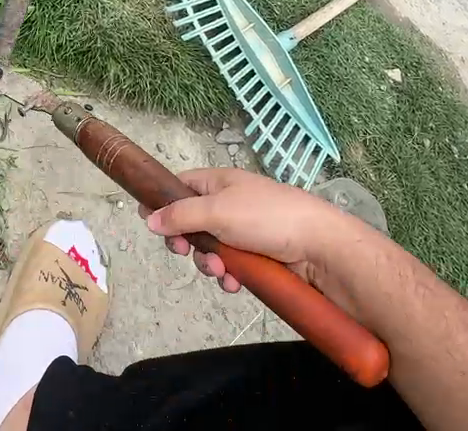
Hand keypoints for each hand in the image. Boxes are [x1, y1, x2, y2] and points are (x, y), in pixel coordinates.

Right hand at [141, 168, 365, 295]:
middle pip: (191, 222)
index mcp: (218, 183)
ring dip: (209, 263)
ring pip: (210, 248)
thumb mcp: (216, 211)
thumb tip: (147, 219)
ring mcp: (243, 231)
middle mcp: (228, 203)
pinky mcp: (257, 256)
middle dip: (186, 241)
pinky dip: (228, 276)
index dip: (162, 203)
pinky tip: (235, 284)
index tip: (149, 223)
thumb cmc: (266, 217)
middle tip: (185, 252)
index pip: (180, 186)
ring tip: (221, 273)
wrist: (320, 247)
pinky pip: (230, 265)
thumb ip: (179, 215)